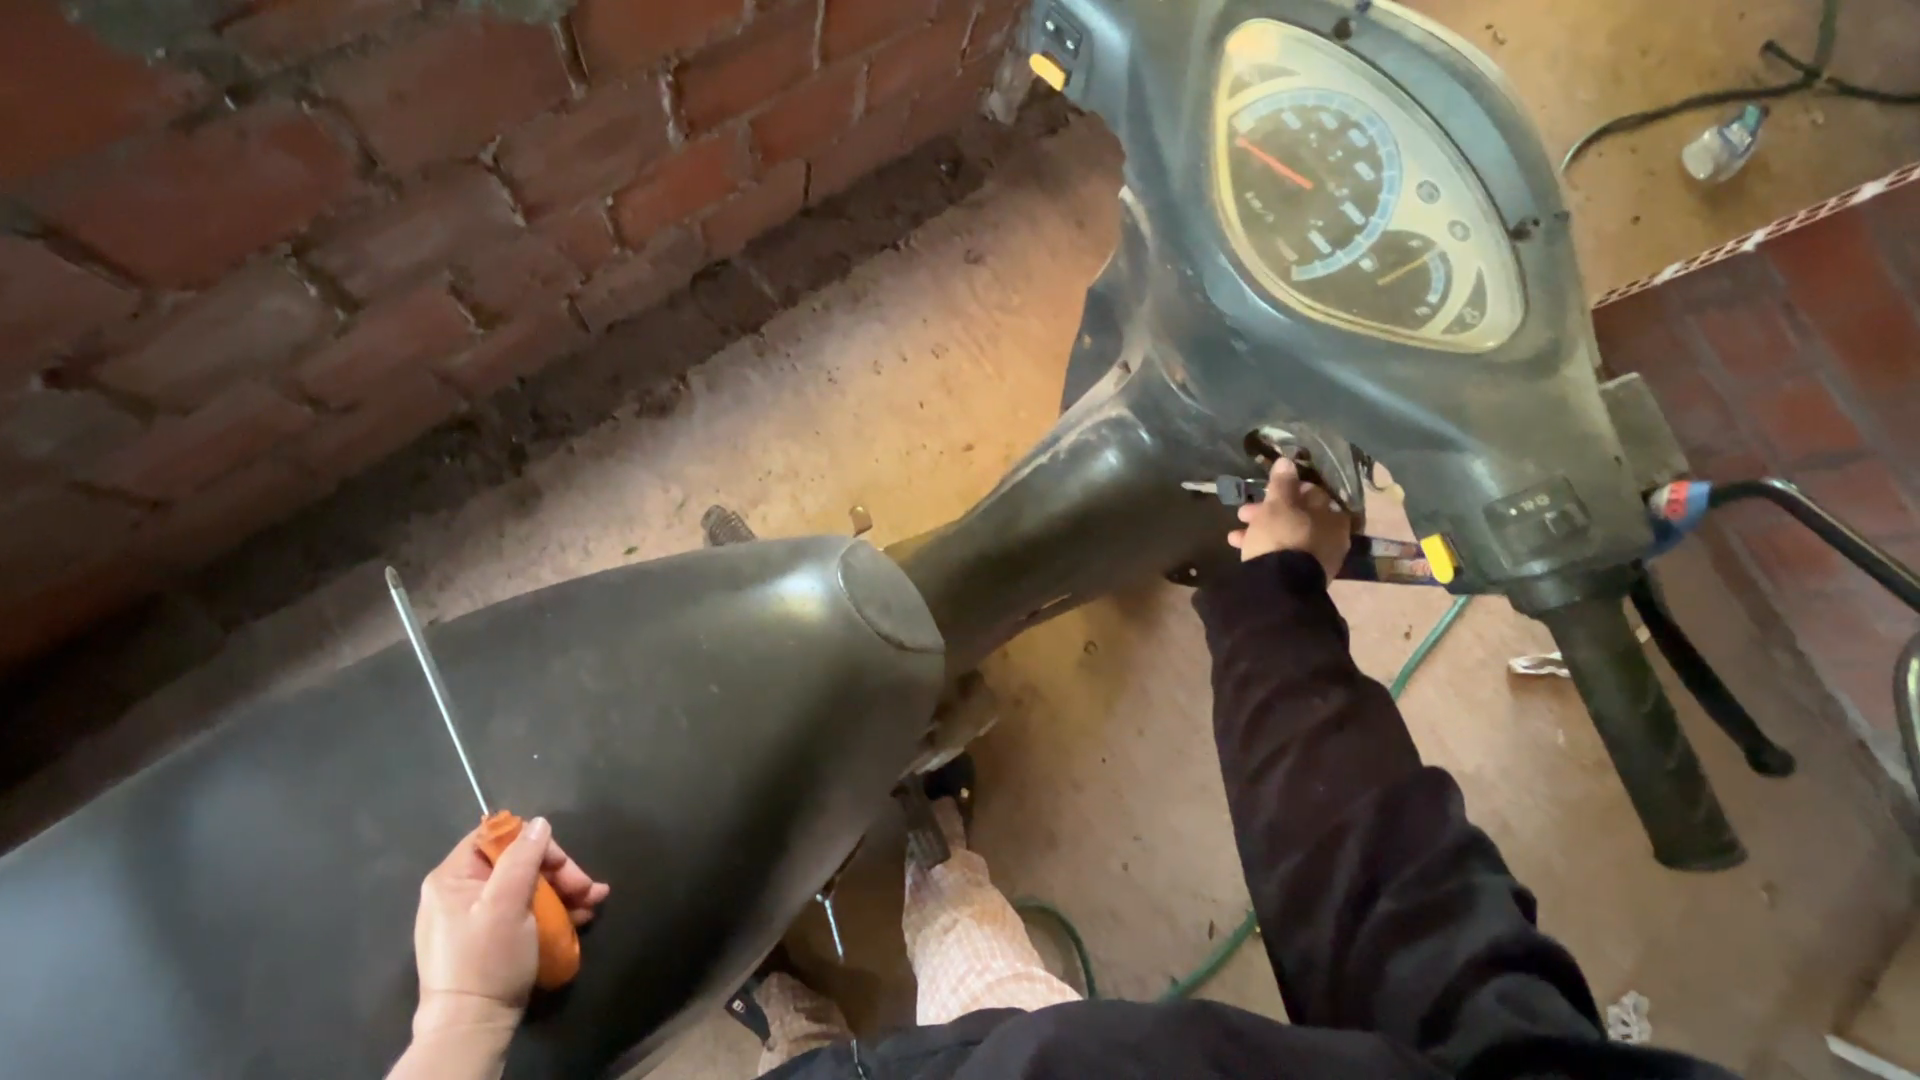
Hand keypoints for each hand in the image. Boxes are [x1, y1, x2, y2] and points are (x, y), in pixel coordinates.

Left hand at [410, 818, 610, 1037]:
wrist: (472, 1027)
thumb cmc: (487, 958)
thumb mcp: (507, 903)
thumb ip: (523, 858)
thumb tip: (539, 823)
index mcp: (452, 878)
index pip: (496, 838)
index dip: (533, 843)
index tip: (560, 863)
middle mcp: (459, 892)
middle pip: (517, 863)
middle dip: (558, 873)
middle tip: (587, 889)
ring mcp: (474, 917)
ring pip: (526, 887)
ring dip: (563, 891)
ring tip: (594, 903)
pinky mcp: (490, 938)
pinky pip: (524, 910)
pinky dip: (553, 910)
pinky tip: (580, 917)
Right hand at [1227, 458, 1352, 580]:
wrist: (1278, 587)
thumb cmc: (1282, 536)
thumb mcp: (1278, 505)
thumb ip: (1282, 483)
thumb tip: (1287, 461)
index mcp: (1332, 518)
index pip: (1314, 494)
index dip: (1289, 489)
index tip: (1268, 490)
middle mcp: (1330, 538)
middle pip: (1297, 517)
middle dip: (1268, 511)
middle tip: (1244, 512)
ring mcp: (1316, 560)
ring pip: (1285, 536)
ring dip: (1260, 530)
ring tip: (1235, 535)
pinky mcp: (1299, 576)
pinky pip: (1280, 555)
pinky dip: (1262, 548)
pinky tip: (1240, 548)